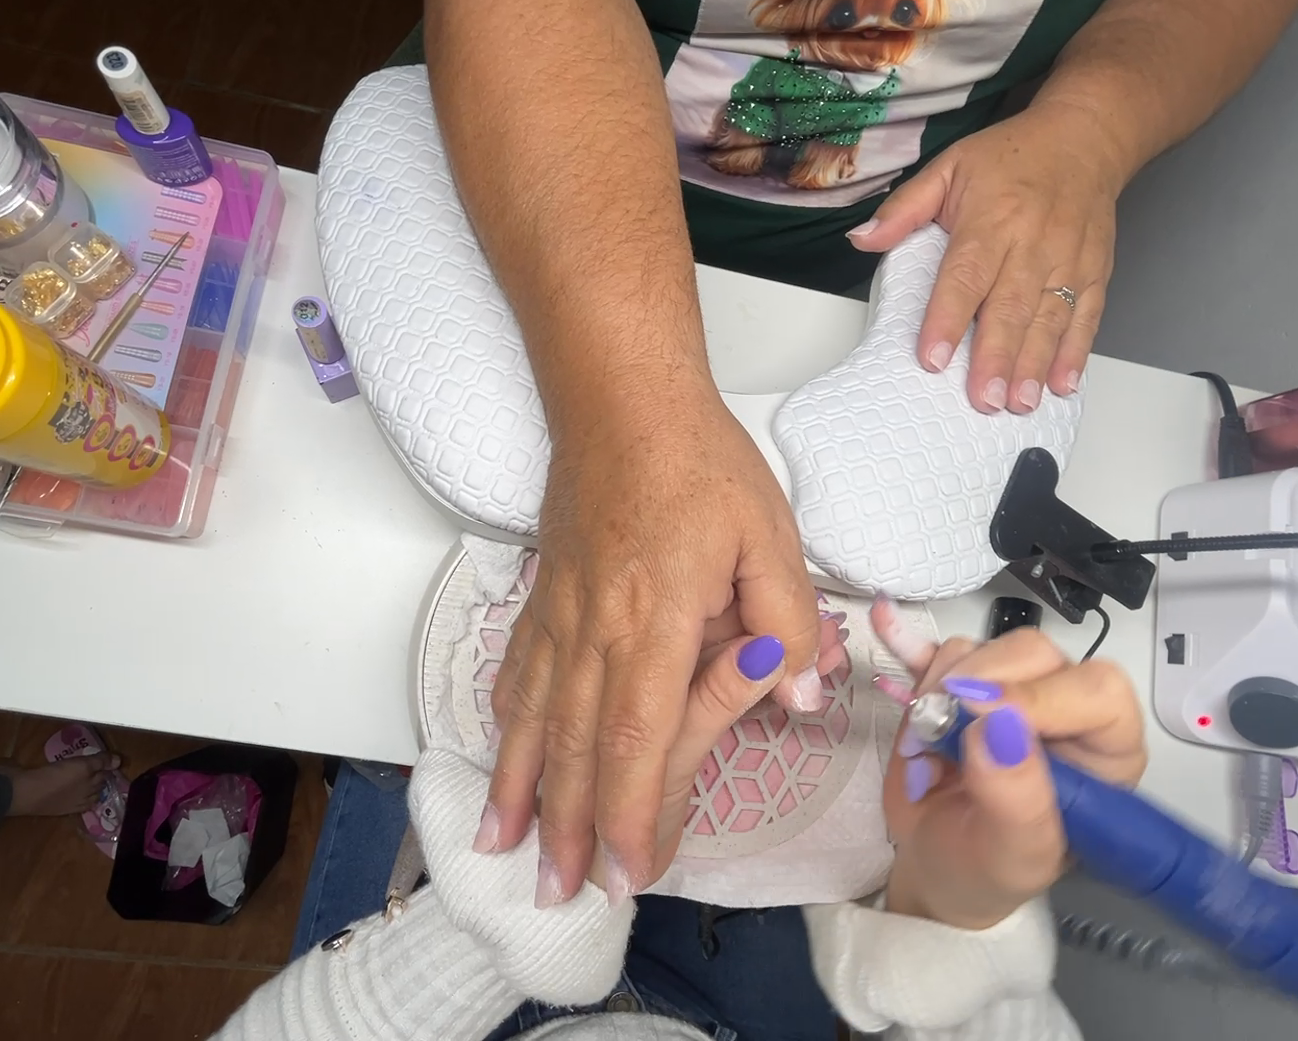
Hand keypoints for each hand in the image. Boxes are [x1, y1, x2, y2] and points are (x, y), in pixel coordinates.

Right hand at [478, 400, 827, 907]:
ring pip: (535, 715)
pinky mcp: (545, 593)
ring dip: (522, 787)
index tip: (622, 874)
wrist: (623, 406)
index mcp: (656, 617)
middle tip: (556, 892)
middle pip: (577, 742)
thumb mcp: (771, 534)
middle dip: (568, 825)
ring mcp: (560, 611)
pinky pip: (519, 669)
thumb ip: (788, 621)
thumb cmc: (699, 463)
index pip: (637, 734)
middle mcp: (595, 627)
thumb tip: (794, 697)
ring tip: (502, 846)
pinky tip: (503, 753)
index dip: (627, 811)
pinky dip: (507, 722)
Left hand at [846, 101, 1130, 414]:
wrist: (1086, 135)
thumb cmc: (1011, 157)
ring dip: (1034, 366)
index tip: (932, 357)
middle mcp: (1033, 244)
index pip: (964, 278)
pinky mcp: (1094, 271)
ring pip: (1050, 320)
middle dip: (995, 359)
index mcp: (991, 222)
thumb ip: (903, 209)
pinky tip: (1062, 384)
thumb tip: (862, 238)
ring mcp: (1068, 260)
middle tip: (983, 399)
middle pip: (1010, 309)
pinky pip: (1086, 316)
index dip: (947, 320)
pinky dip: (1075, 353)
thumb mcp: (947, 168)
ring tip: (1019, 403)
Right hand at [868, 606, 1146, 928]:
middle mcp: (1058, 710)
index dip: (1039, 695)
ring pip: (977, 649)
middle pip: (1033, 653)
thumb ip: (1018, 798)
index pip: (1096, 692)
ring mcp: (999, 691)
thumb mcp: (1013, 855)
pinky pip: (932, 647)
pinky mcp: (949, 684)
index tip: (978, 716)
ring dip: (935, 685)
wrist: (936, 863)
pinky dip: (906, 637)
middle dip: (977, 683)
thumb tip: (997, 724)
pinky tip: (885, 620)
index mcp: (1101, 752)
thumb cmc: (987, 869)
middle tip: (937, 724)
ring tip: (921, 740)